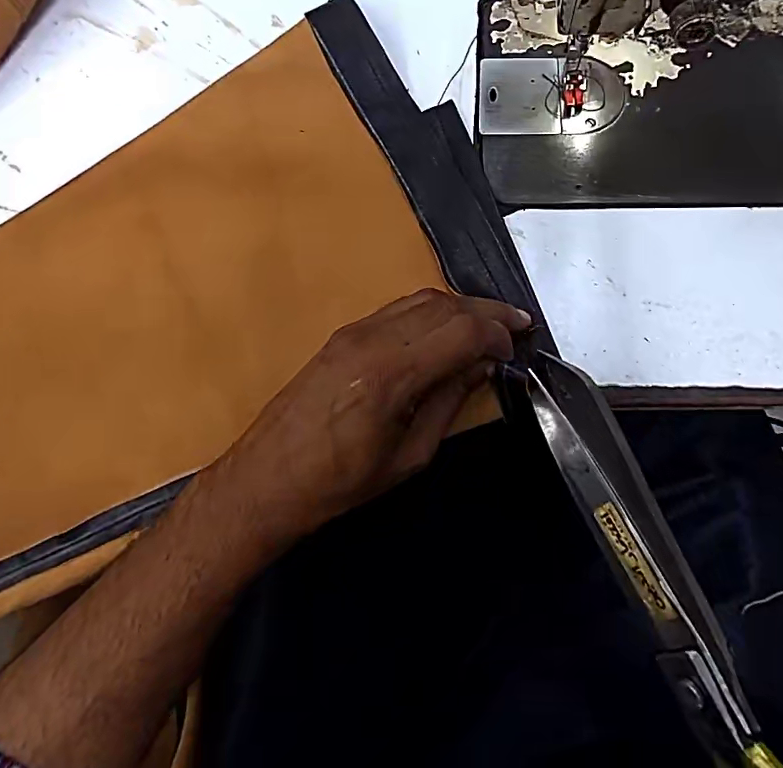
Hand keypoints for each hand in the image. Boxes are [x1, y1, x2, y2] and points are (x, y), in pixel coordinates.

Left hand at [221, 288, 531, 536]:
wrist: (264, 480)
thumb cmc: (339, 484)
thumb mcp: (409, 456)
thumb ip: (448, 402)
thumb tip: (481, 366)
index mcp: (391, 375)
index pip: (461, 331)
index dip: (496, 335)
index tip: (513, 352)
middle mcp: (373, 340)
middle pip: (445, 305)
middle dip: (487, 311)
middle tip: (517, 324)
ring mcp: (354, 332)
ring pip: (422, 299)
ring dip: (461, 306)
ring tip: (490, 323)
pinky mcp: (343, 334)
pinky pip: (399, 308)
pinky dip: (433, 311)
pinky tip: (448, 327)